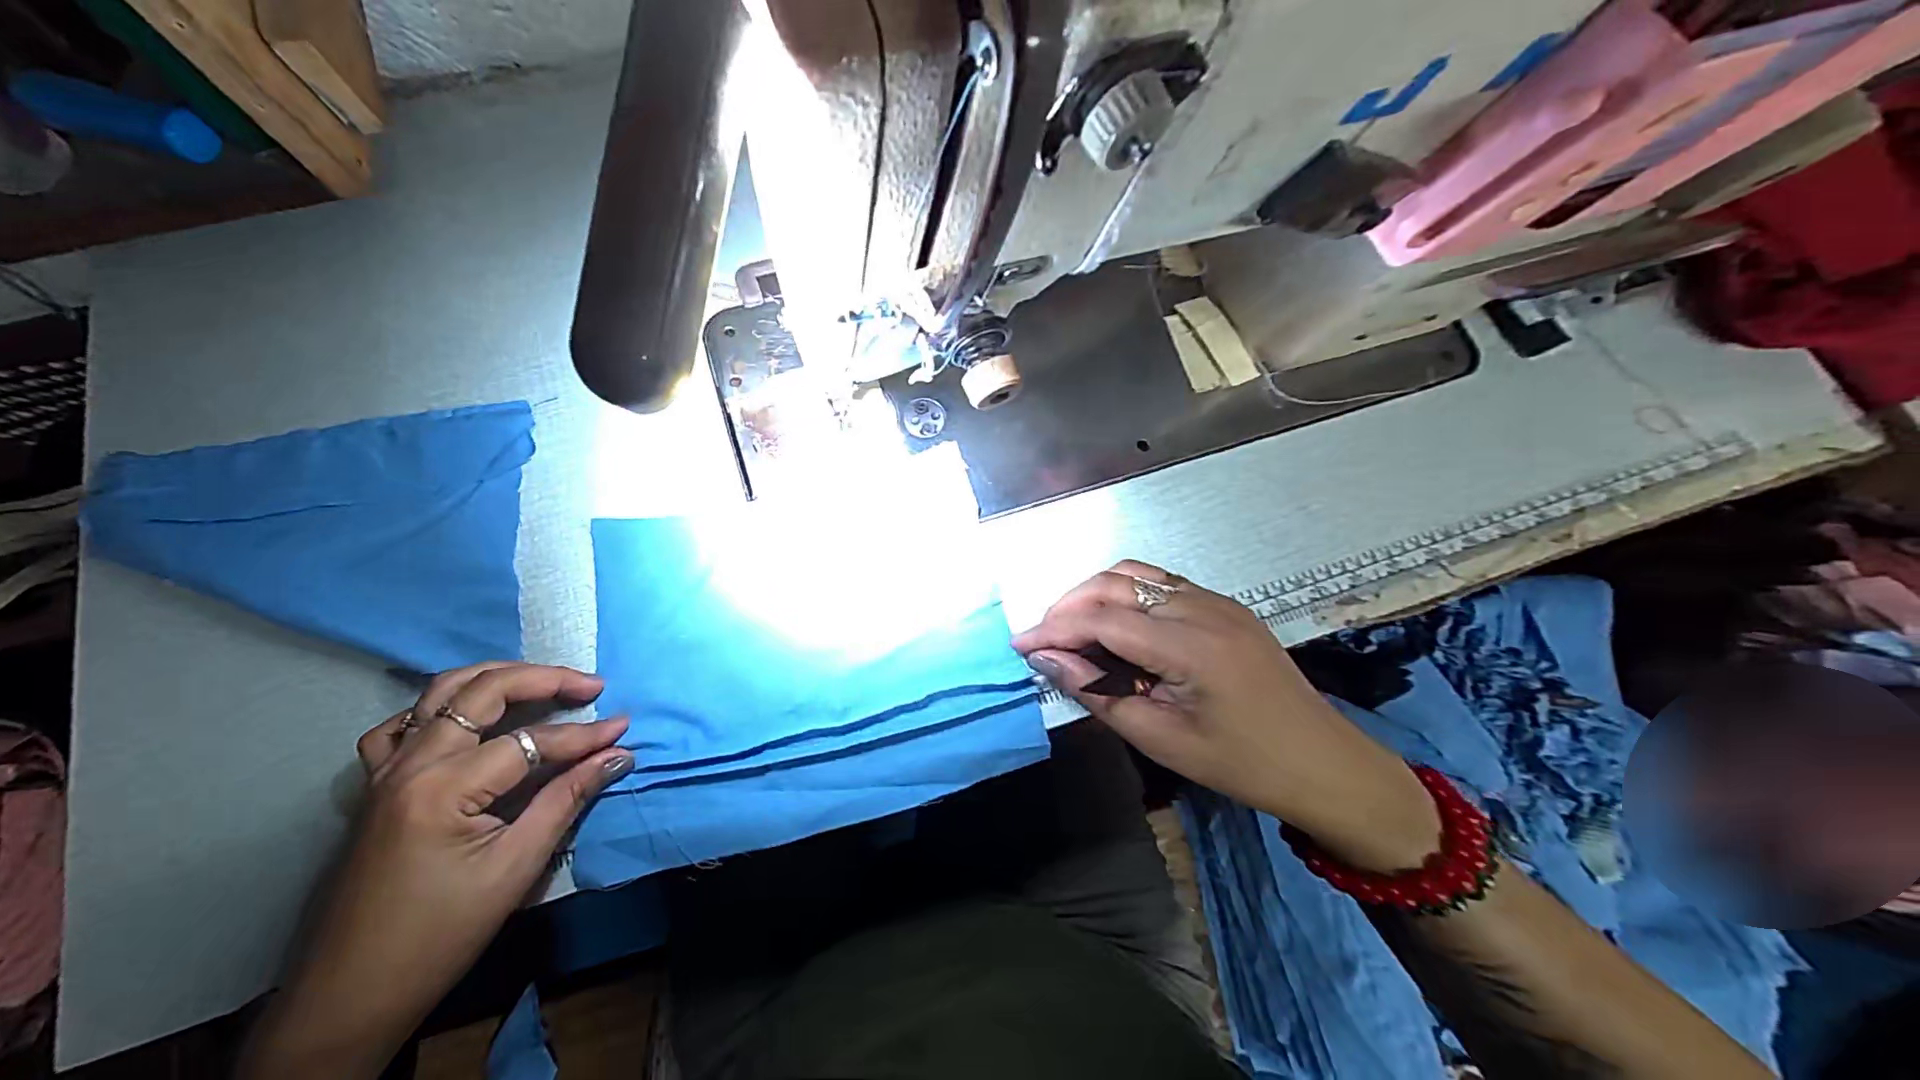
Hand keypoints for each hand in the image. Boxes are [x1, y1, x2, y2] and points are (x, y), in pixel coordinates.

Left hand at [239, 662, 634, 1079]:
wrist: (350, 995)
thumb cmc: (441, 934)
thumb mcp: (517, 867)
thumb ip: (567, 799)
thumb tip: (617, 755)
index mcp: (443, 787)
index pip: (530, 740)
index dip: (584, 735)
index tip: (625, 728)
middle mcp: (409, 764)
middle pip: (482, 691)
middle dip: (544, 679)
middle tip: (591, 685)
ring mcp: (385, 772)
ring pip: (440, 694)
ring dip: (496, 679)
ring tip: (542, 683)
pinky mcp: (375, 787)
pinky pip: (401, 727)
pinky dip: (440, 709)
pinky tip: (467, 721)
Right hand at [1013, 561, 1439, 873]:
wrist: (1324, 763)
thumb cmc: (1242, 763)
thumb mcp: (1162, 739)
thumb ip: (1099, 692)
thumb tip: (1047, 660)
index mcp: (1190, 645)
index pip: (1102, 618)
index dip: (1055, 628)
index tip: (1020, 645)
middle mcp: (1202, 607)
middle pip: (1116, 583)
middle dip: (1069, 605)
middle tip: (1043, 639)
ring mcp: (1218, 601)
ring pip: (1138, 575)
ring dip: (1097, 594)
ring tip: (1073, 629)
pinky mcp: (1226, 606)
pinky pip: (1163, 585)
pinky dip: (1127, 596)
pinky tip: (1117, 627)